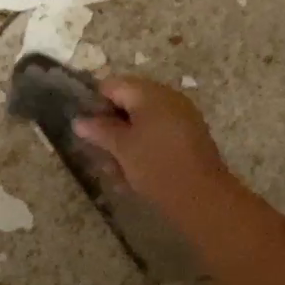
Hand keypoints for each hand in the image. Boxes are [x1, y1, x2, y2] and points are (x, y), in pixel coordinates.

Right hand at [74, 76, 242, 226]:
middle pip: (129, 100)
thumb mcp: (121, 148)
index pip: (111, 85)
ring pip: (144, 118)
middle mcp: (167, 96)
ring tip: (116, 166)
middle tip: (100, 148)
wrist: (205, 198)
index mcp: (149, 92)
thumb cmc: (157, 166)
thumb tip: (79, 120)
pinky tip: (137, 169)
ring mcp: (182, 114)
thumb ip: (99, 130)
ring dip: (127, 136)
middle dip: (112, 122)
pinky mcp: (191, 135)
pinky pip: (160, 131)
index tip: (87, 129)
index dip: (95, 104)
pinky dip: (145, 144)